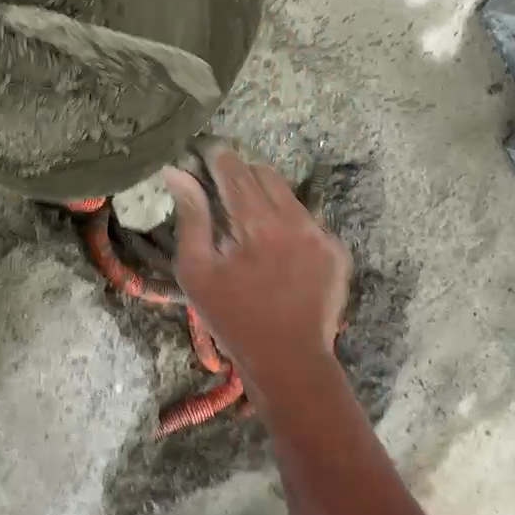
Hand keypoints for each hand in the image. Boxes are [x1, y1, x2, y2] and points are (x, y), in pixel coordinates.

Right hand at [163, 149, 350, 390]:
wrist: (289, 362)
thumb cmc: (232, 318)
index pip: (235, 169)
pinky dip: (287, 224)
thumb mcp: (197, 270)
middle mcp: (295, 219)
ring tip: (247, 225)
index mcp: (258, 223)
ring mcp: (321, 235)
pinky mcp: (337, 251)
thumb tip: (177, 173)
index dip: (216, 156)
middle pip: (264, 173)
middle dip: (241, 175)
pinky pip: (307, 220)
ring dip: (265, 198)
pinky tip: (274, 251)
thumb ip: (191, 217)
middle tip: (220, 192)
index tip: (202, 153)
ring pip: (288, 194)